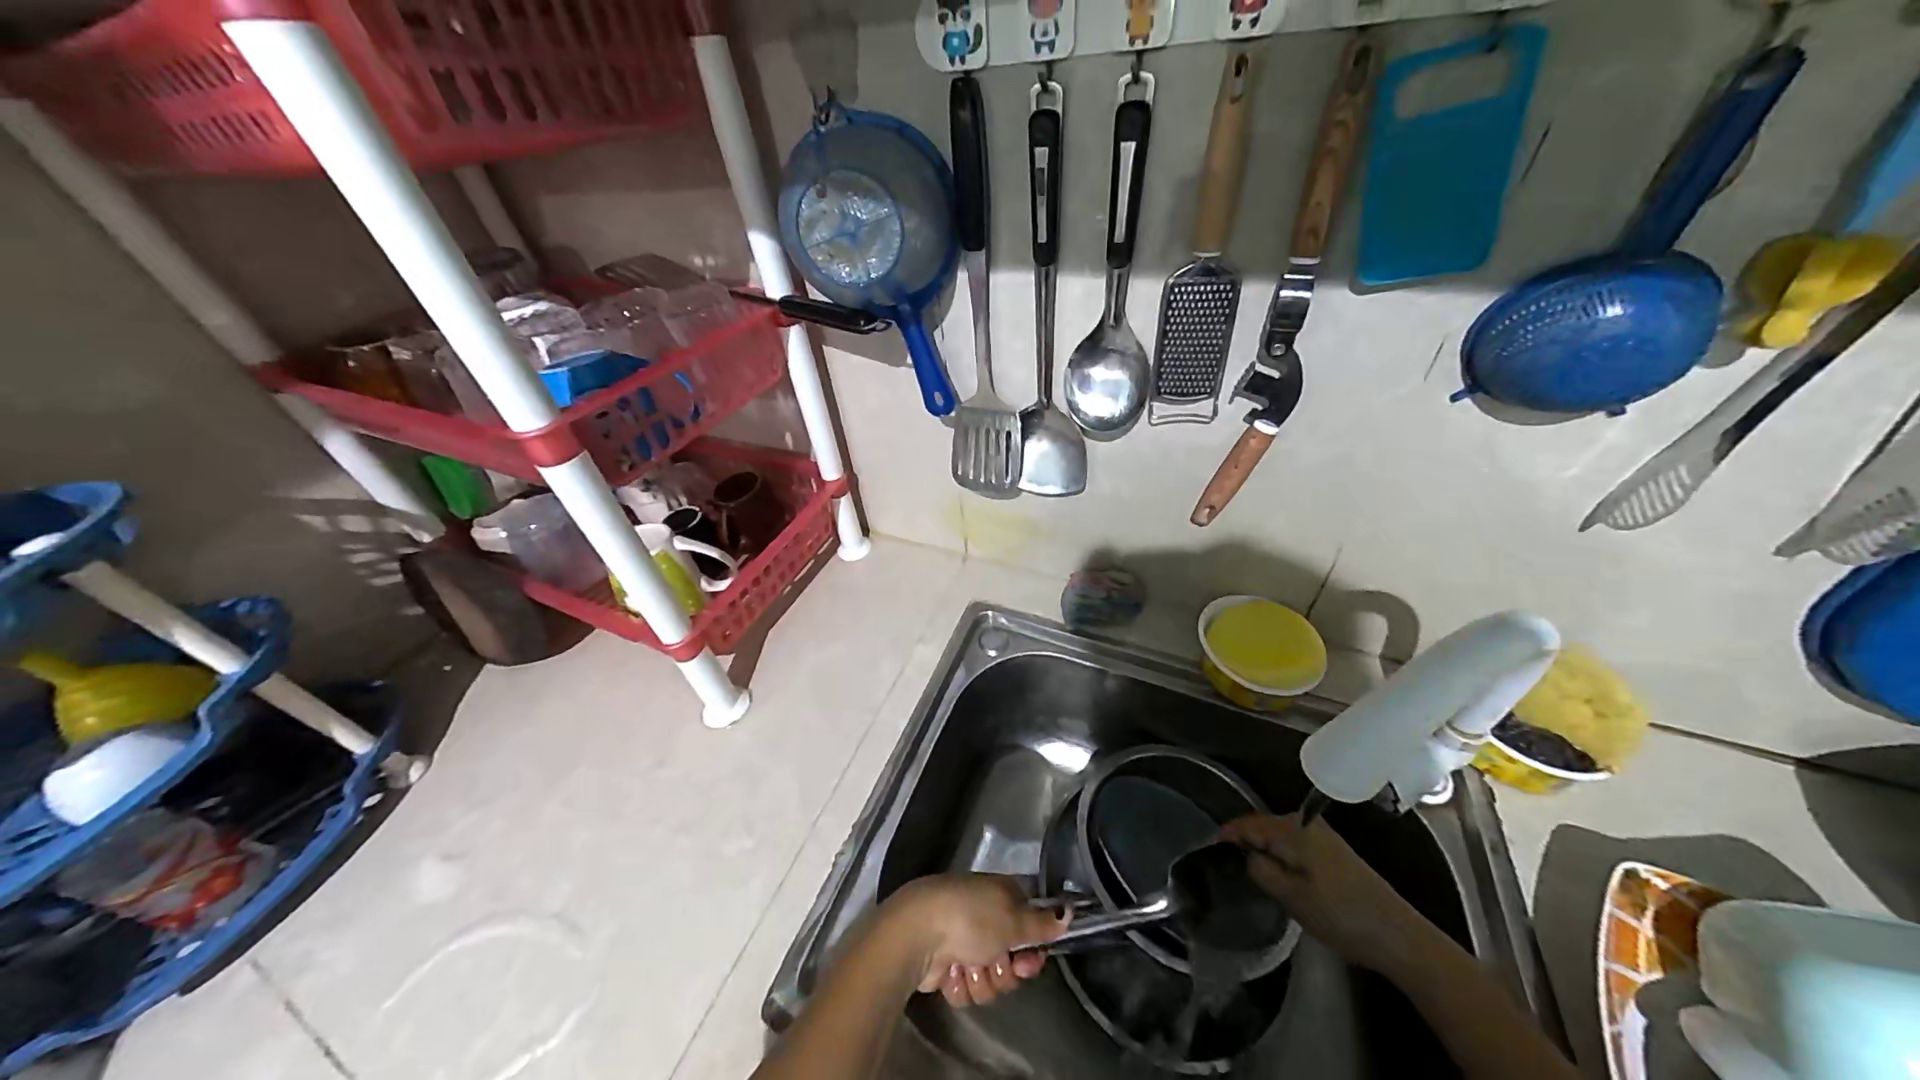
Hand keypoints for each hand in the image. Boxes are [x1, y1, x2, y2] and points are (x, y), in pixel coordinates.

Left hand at [878, 874, 1067, 1007]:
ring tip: (968, 966)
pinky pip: (966, 986)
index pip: (1030, 923)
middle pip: (1012, 957)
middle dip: (1006, 969)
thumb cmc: (970, 918)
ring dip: (982, 978)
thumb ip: (1043, 922)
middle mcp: (984, 918)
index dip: (1034, 946)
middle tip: (998, 963)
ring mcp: (963, 941)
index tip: (1033, 957)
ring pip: (990, 977)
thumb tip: (1069, 911)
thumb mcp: (1014, 918)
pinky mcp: (945, 966)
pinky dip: (960, 983)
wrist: (918, 933)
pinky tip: (951, 972)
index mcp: (1001, 896)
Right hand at [1218, 813, 1430, 974]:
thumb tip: (1247, 854)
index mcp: (1293, 829)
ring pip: (1280, 835)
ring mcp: (1323, 837)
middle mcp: (1307, 824)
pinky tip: (1277, 873)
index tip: (1208, 846)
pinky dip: (1280, 853)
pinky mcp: (1334, 852)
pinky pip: (1294, 844)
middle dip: (1243, 839)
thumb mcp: (1291, 897)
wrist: (1398, 936)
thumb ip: (1261, 870)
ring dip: (1262, 847)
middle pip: (1264, 825)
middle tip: (1223, 860)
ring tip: (1245, 867)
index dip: (1227, 833)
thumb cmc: (1340, 915)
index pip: (1249, 823)